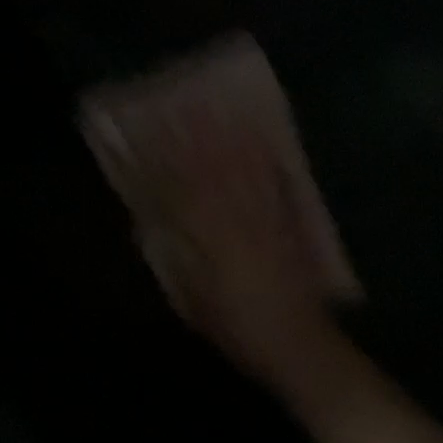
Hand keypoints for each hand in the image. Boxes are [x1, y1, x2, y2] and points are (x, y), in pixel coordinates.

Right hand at [122, 104, 339, 382]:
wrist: (295, 342)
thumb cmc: (236, 326)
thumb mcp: (192, 300)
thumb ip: (172, 257)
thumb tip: (147, 222)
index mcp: (208, 242)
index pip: (181, 189)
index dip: (166, 156)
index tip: (153, 127)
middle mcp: (235, 222)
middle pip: (212, 169)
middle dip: (197, 134)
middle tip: (185, 100)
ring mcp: (264, 217)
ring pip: (242, 168)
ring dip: (228, 134)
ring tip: (217, 105)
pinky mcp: (286, 220)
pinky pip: (272, 181)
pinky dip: (263, 155)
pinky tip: (257, 135)